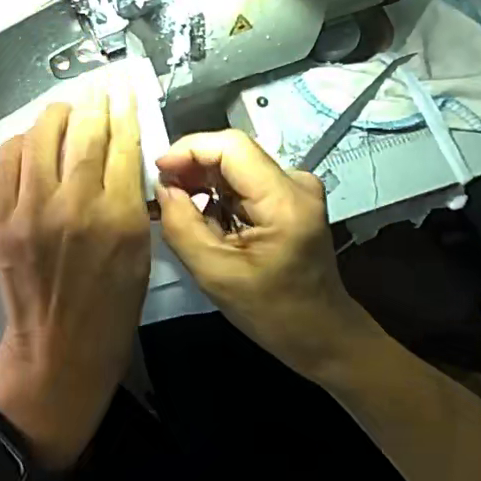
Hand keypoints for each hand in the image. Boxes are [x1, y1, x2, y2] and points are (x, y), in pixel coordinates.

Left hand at [0, 86, 150, 469]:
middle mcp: (75, 206)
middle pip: (84, 132)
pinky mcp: (0, 221)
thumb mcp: (140, 252)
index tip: (123, 91)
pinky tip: (30, 143)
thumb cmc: (112, 308)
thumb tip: (121, 153)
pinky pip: (5, 163)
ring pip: (40, 138)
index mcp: (119, 217)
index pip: (122, 144)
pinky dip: (19, 144)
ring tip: (63, 112)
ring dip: (54, 116)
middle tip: (96, 91)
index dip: (124, 111)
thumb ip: (132, 199)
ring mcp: (30, 211)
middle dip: (93, 103)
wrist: (58, 352)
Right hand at [153, 131, 382, 382]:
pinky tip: (204, 215)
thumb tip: (163, 187)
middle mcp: (296, 182)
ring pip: (237, 165)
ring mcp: (297, 187)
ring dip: (204, 180)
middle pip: (234, 152)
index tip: (159, 171)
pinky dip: (219, 192)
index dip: (189, 149)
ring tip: (178, 206)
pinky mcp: (291, 196)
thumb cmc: (272, 312)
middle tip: (162, 192)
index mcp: (284, 201)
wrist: (322, 334)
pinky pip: (246, 180)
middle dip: (192, 166)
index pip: (232, 147)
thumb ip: (182, 226)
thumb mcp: (215, 274)